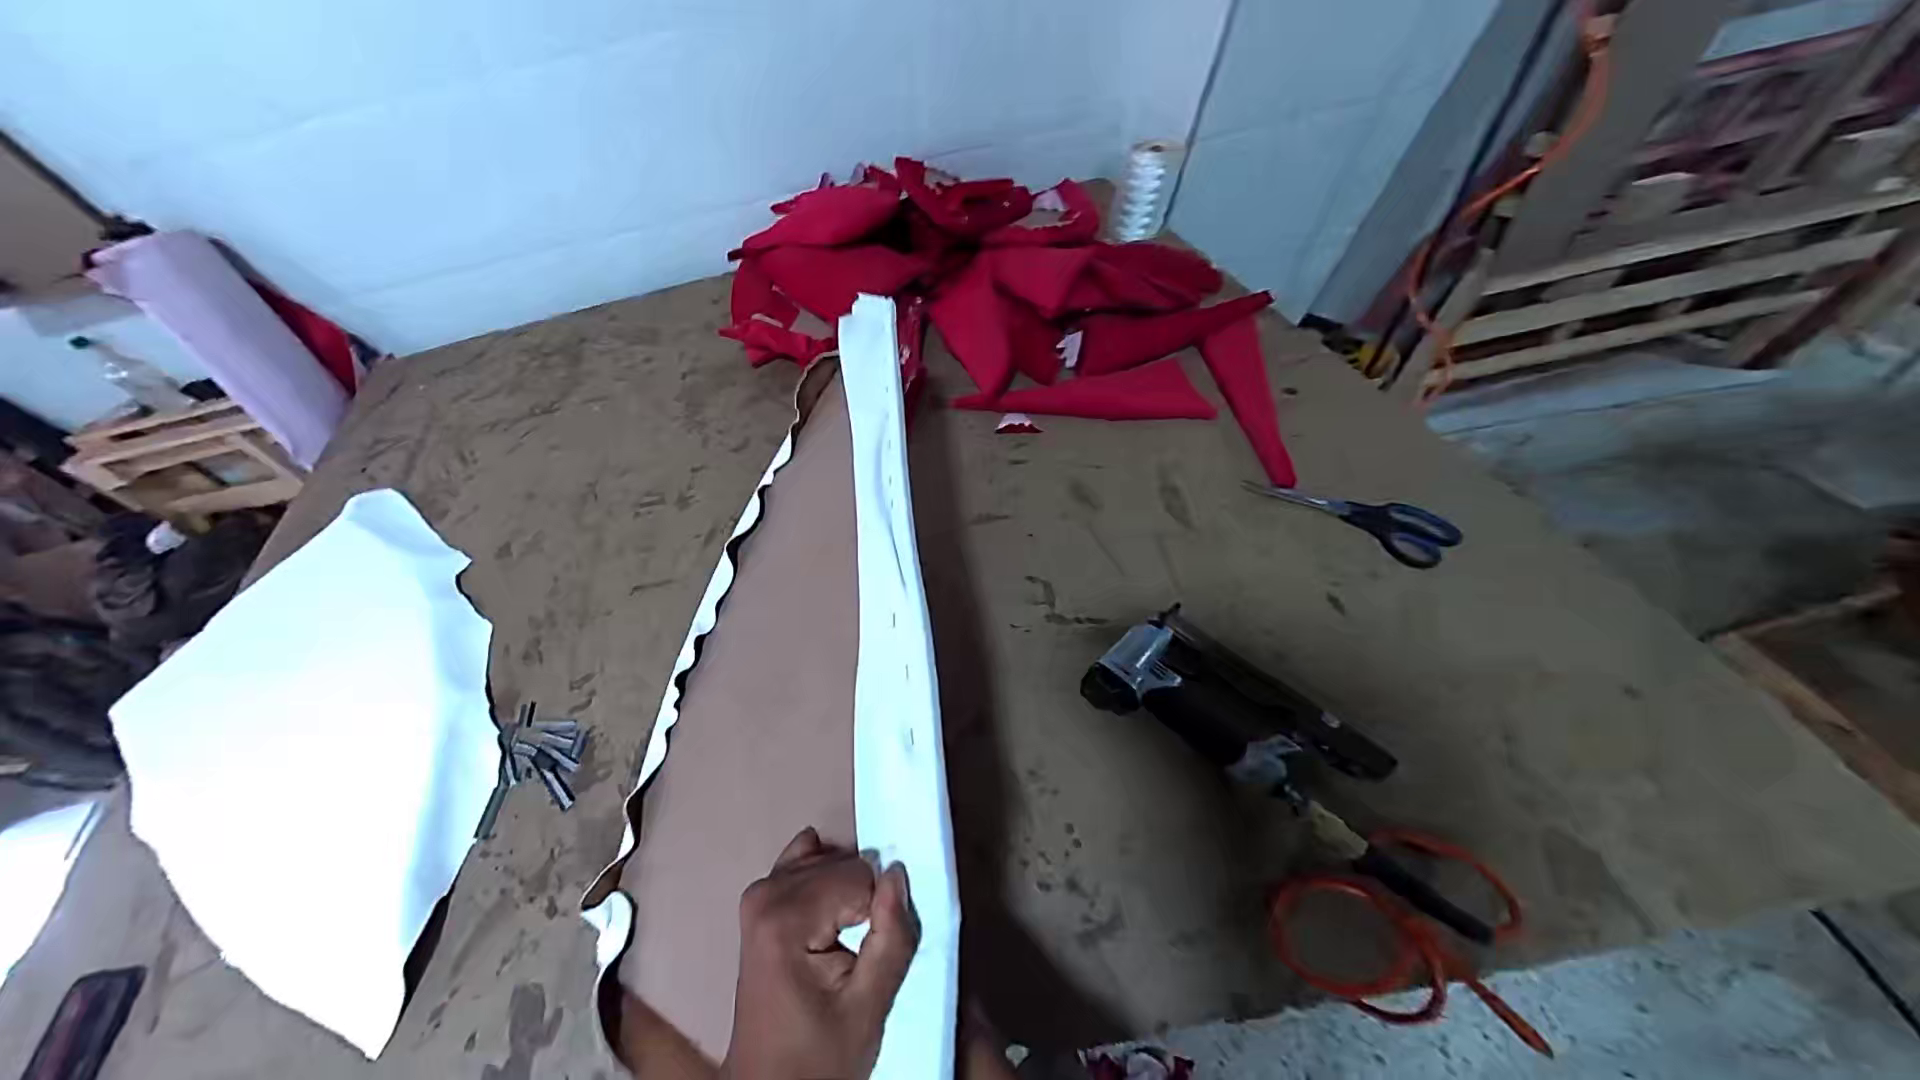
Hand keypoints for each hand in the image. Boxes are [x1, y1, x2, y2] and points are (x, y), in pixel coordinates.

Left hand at [721, 827, 918, 1079]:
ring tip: (841, 941)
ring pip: (832, 860)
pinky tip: (830, 913)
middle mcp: (765, 892)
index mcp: (785, 918)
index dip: (877, 913)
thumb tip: (897, 873)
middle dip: (863, 901)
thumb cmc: (818, 1056)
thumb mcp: (869, 1009)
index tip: (866, 956)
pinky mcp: (761, 899)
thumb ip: (891, 937)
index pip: (861, 876)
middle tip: (856, 954)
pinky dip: (828, 877)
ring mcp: (759, 893)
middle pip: (844, 864)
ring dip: (847, 894)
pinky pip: (807, 859)